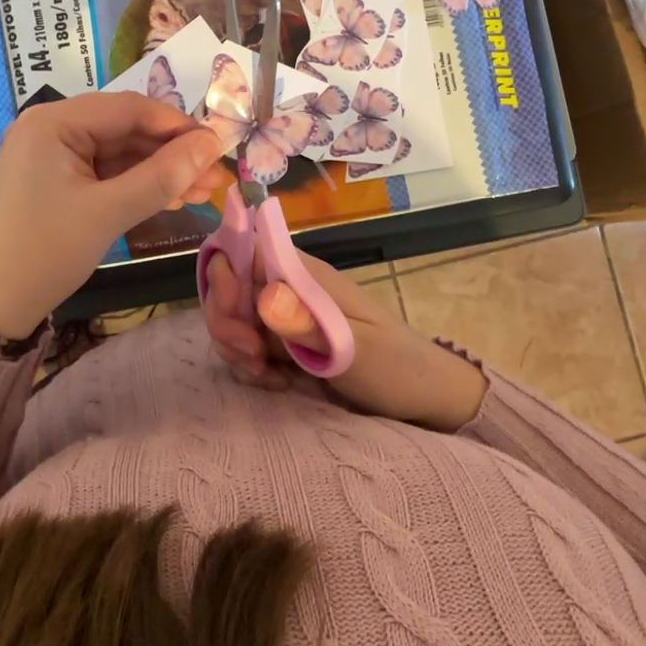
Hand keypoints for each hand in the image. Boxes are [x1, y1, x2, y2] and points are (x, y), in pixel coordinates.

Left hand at [0, 92, 228, 337]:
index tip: (219, 146)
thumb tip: (213, 144)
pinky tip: (175, 198)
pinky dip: (138, 185)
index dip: (176, 126)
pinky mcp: (58, 181)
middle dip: (173, 153)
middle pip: (125, 129)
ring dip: (161, 171)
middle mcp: (50, 128)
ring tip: (207, 191)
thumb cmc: (47, 252)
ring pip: (120, 153)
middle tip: (218, 175)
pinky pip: (106, 173)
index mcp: (52, 122)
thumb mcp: (109, 212)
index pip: (128, 108)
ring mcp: (53, 155)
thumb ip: (162, 176)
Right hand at [202, 251, 487, 430]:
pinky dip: (248, 367)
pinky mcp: (282, 344)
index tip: (237, 318)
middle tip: (253, 357)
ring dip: (235, 350)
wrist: (422, 396)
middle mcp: (286, 287)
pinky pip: (244, 348)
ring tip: (265, 374)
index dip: (224, 276)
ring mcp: (282, 317)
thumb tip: (264, 297)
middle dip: (226, 323)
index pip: (242, 249)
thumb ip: (308, 325)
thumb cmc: (395, 367)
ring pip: (231, 320)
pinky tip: (274, 383)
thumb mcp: (355, 350)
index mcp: (303, 274)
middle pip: (227, 287)